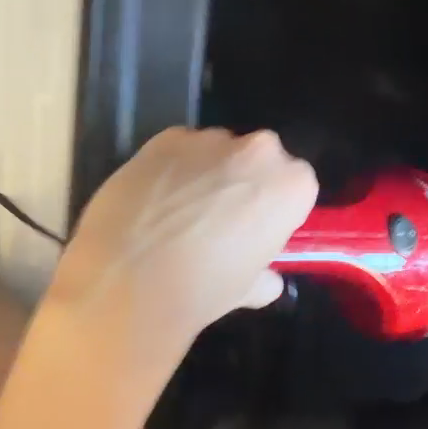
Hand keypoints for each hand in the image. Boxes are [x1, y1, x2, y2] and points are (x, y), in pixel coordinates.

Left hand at [51, 127, 318, 341]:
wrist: (131, 278)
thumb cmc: (203, 288)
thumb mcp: (247, 290)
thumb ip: (264, 277)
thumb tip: (266, 281)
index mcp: (291, 185)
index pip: (296, 187)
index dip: (275, 209)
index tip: (256, 232)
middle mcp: (257, 150)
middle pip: (257, 159)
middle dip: (242, 182)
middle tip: (219, 221)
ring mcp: (207, 139)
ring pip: (215, 152)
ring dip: (204, 173)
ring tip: (177, 213)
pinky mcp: (163, 137)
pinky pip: (177, 151)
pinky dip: (169, 170)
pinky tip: (152, 202)